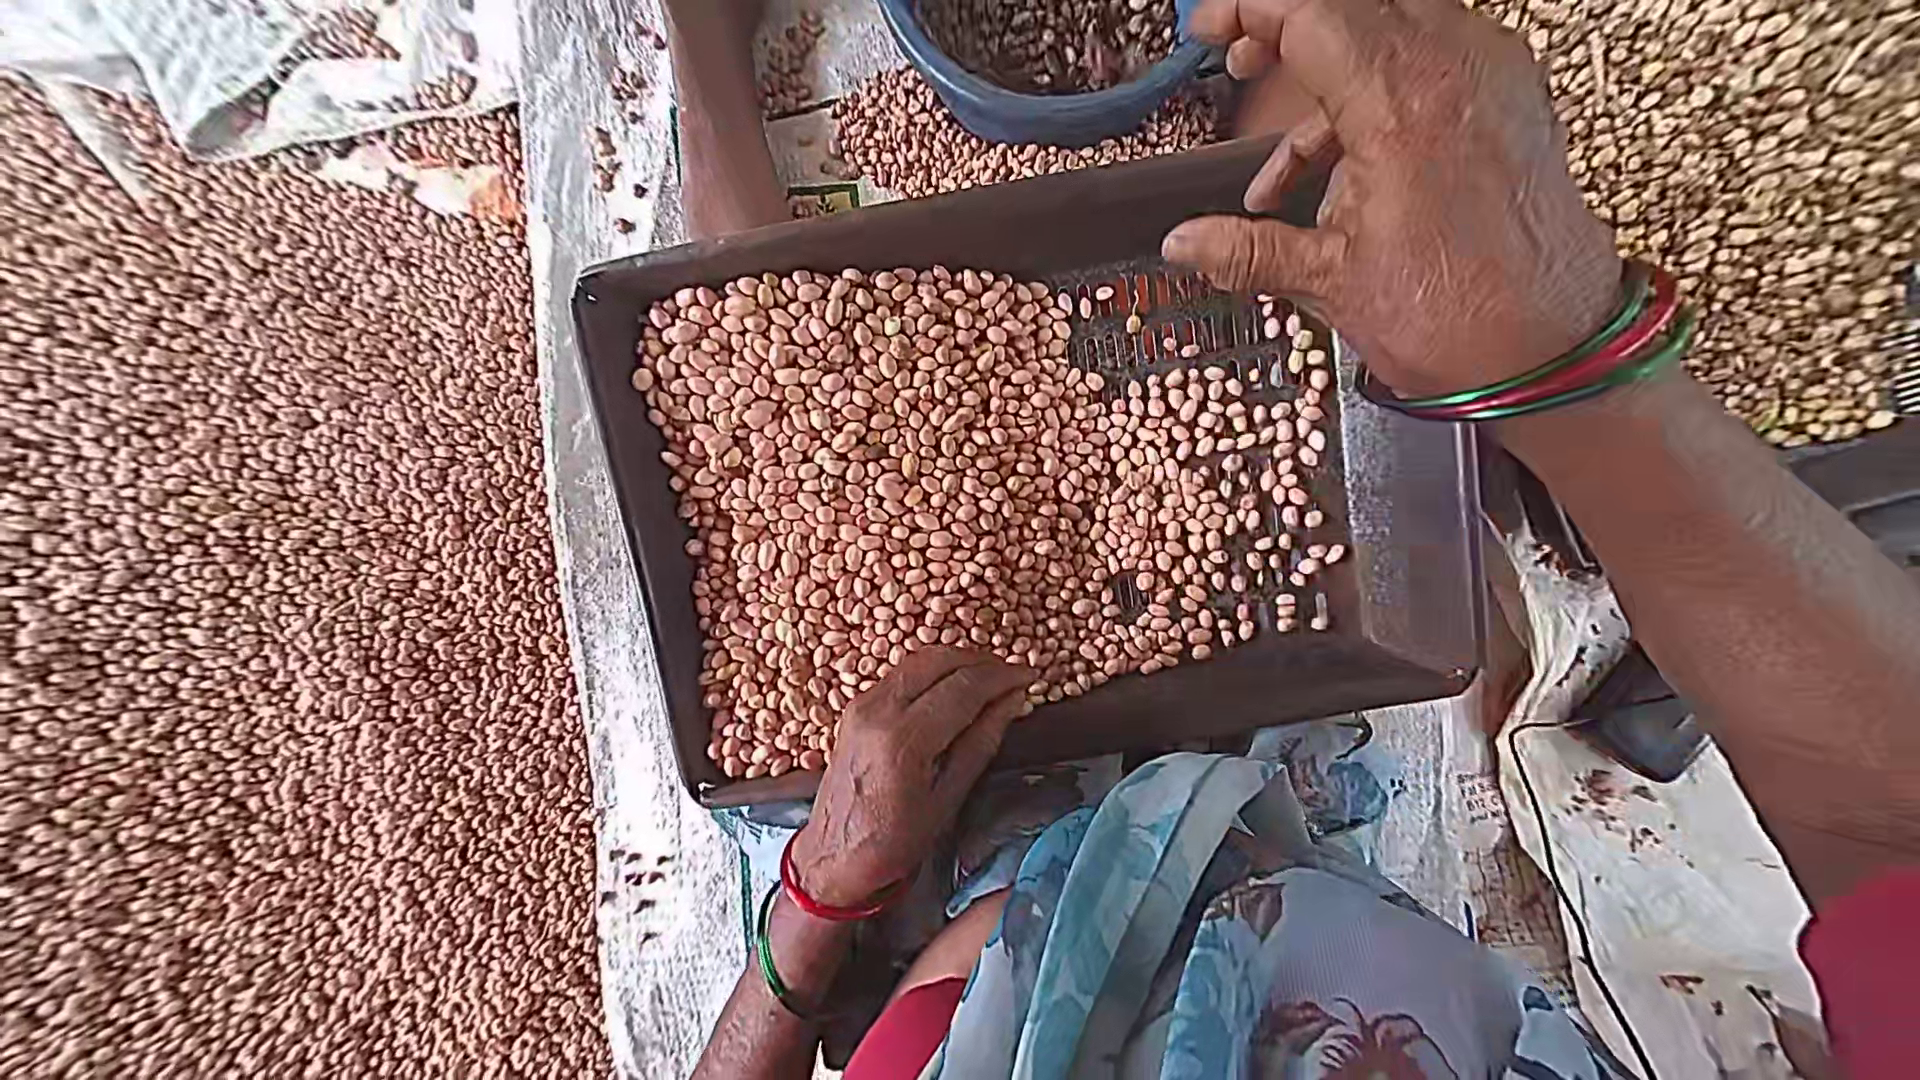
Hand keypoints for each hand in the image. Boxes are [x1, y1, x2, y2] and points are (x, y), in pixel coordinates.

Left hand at [788, 648, 1034, 908]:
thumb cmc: (893, 842)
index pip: (963, 687)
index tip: (1029, 675)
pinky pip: (903, 672)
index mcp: (903, 740)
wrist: (832, 857)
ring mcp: (863, 703)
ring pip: (920, 659)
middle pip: (940, 660)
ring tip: (989, 678)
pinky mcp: (857, 705)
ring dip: (958, 661)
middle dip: (982, 661)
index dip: (1001, 676)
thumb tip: (1012, 700)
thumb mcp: (948, 798)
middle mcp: (879, 710)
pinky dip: (935, 670)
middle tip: (1011, 674)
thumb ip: (981, 742)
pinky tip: (955, 686)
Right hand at [1162, 0, 1622, 397]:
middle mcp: (1457, 67)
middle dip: (1284, 28)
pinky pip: (1422, 69)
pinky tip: (1326, 179)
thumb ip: (1243, 249)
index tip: (1207, 23)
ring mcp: (1487, 78)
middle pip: (1355, 6)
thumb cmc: (1447, 311)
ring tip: (1271, 171)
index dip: (1252, 11)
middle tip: (1232, 58)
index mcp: (1403, 104)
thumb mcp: (1323, 280)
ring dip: (1320, 80)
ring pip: (1389, 33)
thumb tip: (1181, 242)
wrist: (1542, 343)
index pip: (1315, 15)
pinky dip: (1361, 108)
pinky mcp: (1500, 103)